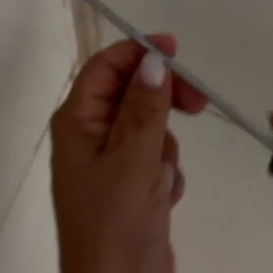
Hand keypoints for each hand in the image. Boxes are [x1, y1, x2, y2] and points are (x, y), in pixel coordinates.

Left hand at [49, 36, 209, 272]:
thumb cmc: (115, 224)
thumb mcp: (132, 159)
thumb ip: (145, 107)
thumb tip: (152, 58)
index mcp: (76, 120)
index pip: (106, 67)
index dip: (138, 51)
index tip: (175, 48)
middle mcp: (89, 135)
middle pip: (131, 93)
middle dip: (162, 100)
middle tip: (196, 104)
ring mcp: (110, 164)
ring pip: (148, 128)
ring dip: (163, 149)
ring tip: (159, 181)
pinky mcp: (130, 190)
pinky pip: (156, 161)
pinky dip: (165, 175)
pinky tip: (163, 200)